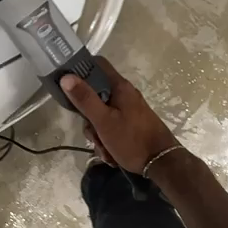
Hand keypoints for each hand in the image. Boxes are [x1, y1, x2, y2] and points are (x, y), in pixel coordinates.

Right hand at [61, 56, 179, 173]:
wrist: (162, 163)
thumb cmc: (132, 139)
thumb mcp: (104, 121)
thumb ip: (85, 99)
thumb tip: (66, 77)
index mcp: (119, 87)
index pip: (97, 64)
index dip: (81, 69)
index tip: (67, 83)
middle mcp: (124, 94)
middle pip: (95, 95)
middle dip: (88, 117)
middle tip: (92, 132)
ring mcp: (129, 110)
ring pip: (102, 115)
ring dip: (98, 133)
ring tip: (104, 149)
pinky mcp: (131, 124)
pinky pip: (111, 127)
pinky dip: (108, 140)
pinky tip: (110, 154)